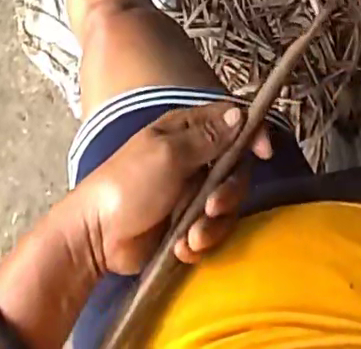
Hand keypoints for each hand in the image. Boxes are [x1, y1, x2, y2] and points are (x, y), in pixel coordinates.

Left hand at [67, 102, 271, 275]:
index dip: (252, 131)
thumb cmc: (129, 185)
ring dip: (213, 223)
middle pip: (236, 166)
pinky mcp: (186, 221)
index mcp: (186, 129)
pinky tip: (182, 249)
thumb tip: (240, 112)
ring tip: (190, 237)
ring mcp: (190, 190)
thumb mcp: (169, 155)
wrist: (96, 237)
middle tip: (211, 207)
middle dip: (229, 191)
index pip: (232, 119)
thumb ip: (207, 137)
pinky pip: (212, 228)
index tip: (264, 152)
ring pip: (227, 201)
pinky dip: (201, 240)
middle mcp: (194, 155)